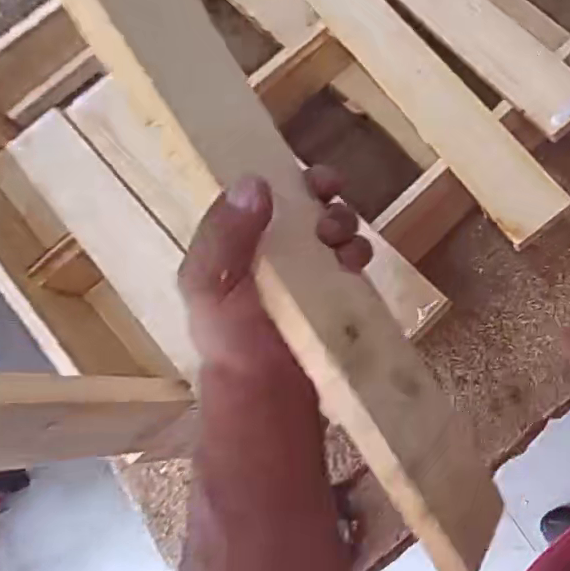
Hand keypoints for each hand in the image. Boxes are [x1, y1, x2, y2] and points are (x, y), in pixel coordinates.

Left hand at [179, 167, 372, 378]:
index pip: (271, 196)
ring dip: (346, 229)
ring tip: (341, 249)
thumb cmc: (230, 337)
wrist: (270, 390)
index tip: (318, 180)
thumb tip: (256, 180)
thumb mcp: (209, 282)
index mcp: (242, 241)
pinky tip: (353, 265)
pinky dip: (360, 253)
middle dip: (330, 205)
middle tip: (330, 222)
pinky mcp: (343, 290)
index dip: (295, 181)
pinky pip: (359, 259)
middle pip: (314, 208)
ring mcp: (316, 270)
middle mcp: (280, 249)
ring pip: (341, 230)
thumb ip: (226, 235)